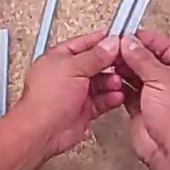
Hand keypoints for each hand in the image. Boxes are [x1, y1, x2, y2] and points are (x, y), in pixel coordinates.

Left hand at [7, 32, 126, 158]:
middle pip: (94, 64)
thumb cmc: (46, 99)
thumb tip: (110, 43)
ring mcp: (75, 93)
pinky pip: (101, 101)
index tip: (118, 39)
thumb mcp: (73, 68)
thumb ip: (94, 56)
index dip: (101, 41)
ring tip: (118, 82)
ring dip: (112, 82)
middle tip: (125, 61)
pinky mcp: (82, 110)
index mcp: (58, 59)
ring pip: (100, 83)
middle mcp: (66, 75)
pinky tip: (118, 96)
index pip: (83, 44)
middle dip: (110, 63)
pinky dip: (111, 98)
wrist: (43, 130)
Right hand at [118, 31, 169, 168]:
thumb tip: (130, 42)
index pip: (164, 47)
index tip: (128, 35)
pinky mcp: (142, 108)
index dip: (146, 40)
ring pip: (136, 75)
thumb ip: (143, 59)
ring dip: (123, 69)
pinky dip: (119, 85)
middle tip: (114, 48)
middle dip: (131, 54)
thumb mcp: (161, 78)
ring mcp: (156, 95)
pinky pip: (128, 91)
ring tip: (110, 62)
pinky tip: (111, 79)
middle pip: (148, 60)